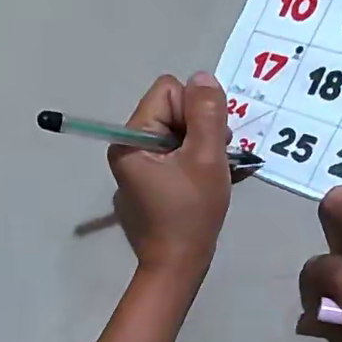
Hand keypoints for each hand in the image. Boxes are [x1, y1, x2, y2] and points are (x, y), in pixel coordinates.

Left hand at [109, 73, 233, 284]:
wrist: (178, 264)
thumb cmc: (191, 213)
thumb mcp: (206, 158)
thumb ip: (207, 113)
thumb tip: (203, 77)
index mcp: (131, 138)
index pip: (168, 91)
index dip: (195, 110)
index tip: (205, 143)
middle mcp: (128, 144)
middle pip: (173, 107)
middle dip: (200, 126)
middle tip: (214, 157)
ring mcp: (138, 161)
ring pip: (178, 128)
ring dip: (202, 143)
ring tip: (213, 169)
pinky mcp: (150, 176)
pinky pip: (176, 149)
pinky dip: (195, 158)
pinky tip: (206, 177)